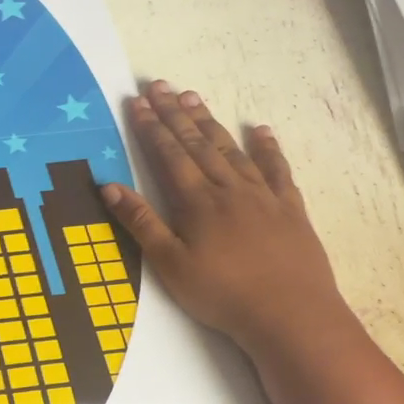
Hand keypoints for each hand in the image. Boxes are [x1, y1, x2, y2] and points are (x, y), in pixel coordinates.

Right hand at [99, 81, 347, 350]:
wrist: (292, 317)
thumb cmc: (222, 294)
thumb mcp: (169, 264)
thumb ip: (141, 222)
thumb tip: (110, 186)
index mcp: (197, 202)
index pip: (168, 155)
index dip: (151, 127)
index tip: (137, 102)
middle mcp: (229, 189)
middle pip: (198, 143)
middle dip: (175, 114)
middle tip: (160, 85)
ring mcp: (263, 197)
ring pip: (231, 150)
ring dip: (210, 123)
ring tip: (194, 98)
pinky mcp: (290, 210)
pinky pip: (277, 170)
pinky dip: (267, 148)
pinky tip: (261, 130)